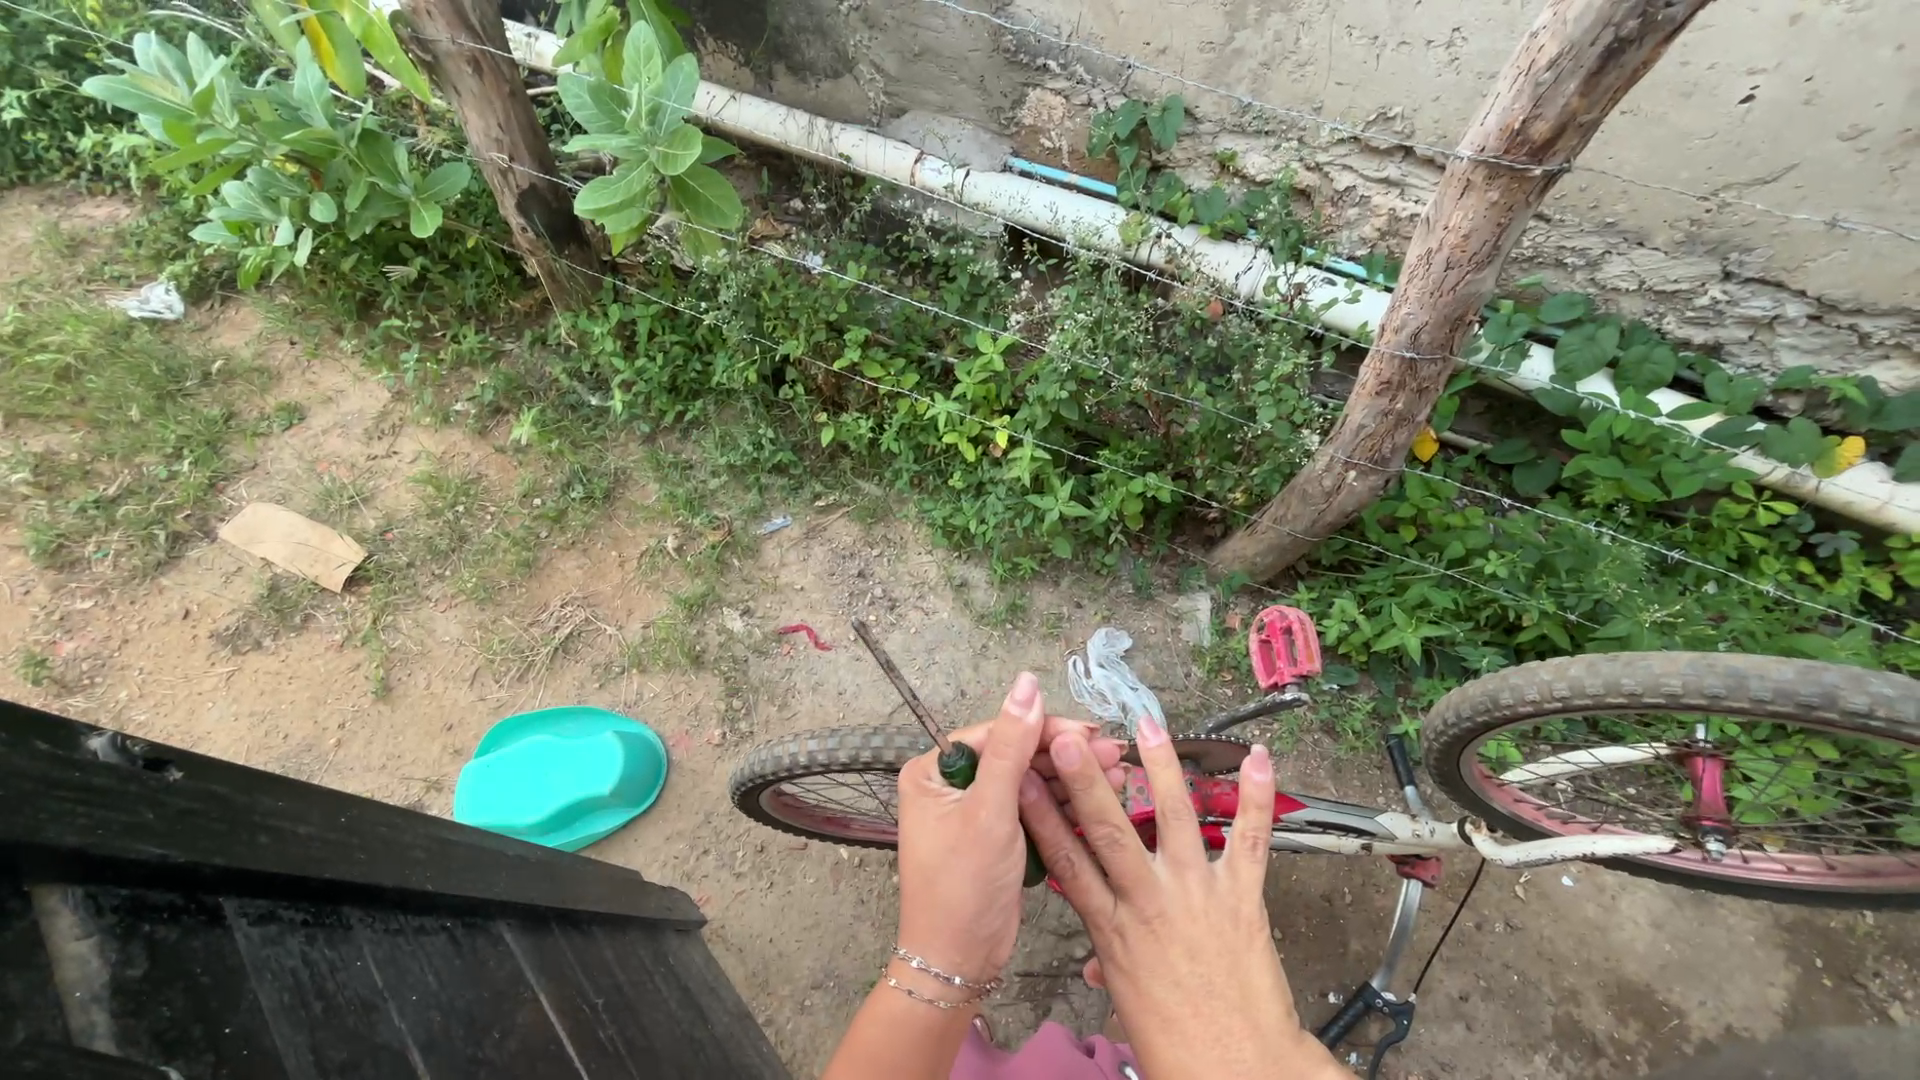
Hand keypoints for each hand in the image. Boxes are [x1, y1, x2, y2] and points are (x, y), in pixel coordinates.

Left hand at [893, 672, 1125, 985]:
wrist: (959, 962)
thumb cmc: (963, 885)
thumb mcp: (990, 810)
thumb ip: (1012, 745)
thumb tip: (1027, 682)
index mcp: (933, 770)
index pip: (996, 732)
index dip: (1045, 728)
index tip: (1091, 731)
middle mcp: (950, 783)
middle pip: (1015, 753)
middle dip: (1064, 753)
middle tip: (1113, 751)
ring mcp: (975, 809)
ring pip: (1029, 779)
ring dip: (1070, 775)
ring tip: (1116, 770)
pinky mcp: (997, 833)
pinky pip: (1033, 806)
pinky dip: (1063, 802)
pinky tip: (1099, 794)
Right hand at [1018, 713, 1344, 1078]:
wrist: (1241, 1073)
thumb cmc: (1177, 1045)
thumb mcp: (1126, 1000)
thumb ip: (1108, 962)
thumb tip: (1093, 959)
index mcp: (1113, 930)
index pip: (1067, 862)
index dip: (1042, 818)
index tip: (1022, 780)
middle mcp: (1149, 903)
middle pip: (1109, 831)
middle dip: (1086, 781)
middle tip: (1067, 740)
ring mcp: (1197, 893)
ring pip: (1176, 818)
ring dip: (1161, 767)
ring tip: (1147, 725)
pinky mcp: (1242, 897)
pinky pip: (1251, 840)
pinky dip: (1257, 798)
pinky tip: (1259, 760)